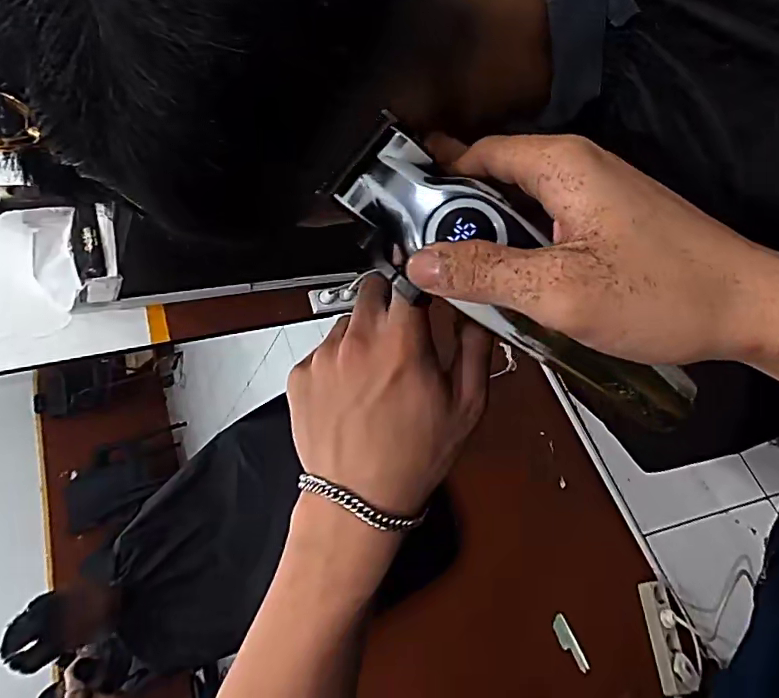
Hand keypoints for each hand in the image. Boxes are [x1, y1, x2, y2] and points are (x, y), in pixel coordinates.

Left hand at [287, 274, 493, 517]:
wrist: (357, 501)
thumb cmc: (412, 458)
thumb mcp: (465, 406)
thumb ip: (475, 349)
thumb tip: (476, 313)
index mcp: (400, 342)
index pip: (406, 277)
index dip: (417, 281)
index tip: (423, 290)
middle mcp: (357, 340)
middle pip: (372, 289)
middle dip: (388, 303)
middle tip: (399, 335)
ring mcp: (324, 355)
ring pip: (348, 320)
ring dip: (362, 335)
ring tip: (374, 374)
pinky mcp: (301, 372)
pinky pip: (323, 349)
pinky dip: (337, 361)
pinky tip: (350, 391)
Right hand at [406, 135, 778, 366]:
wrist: (754, 309)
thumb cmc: (665, 293)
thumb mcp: (559, 290)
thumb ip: (484, 272)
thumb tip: (421, 261)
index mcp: (560, 163)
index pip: (475, 155)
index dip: (438, 186)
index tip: (408, 221)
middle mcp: (575, 164)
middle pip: (494, 178)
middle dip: (464, 221)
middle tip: (441, 265)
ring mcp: (593, 189)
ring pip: (519, 205)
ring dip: (495, 241)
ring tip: (478, 283)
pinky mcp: (606, 215)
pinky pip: (546, 222)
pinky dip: (524, 249)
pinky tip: (521, 286)